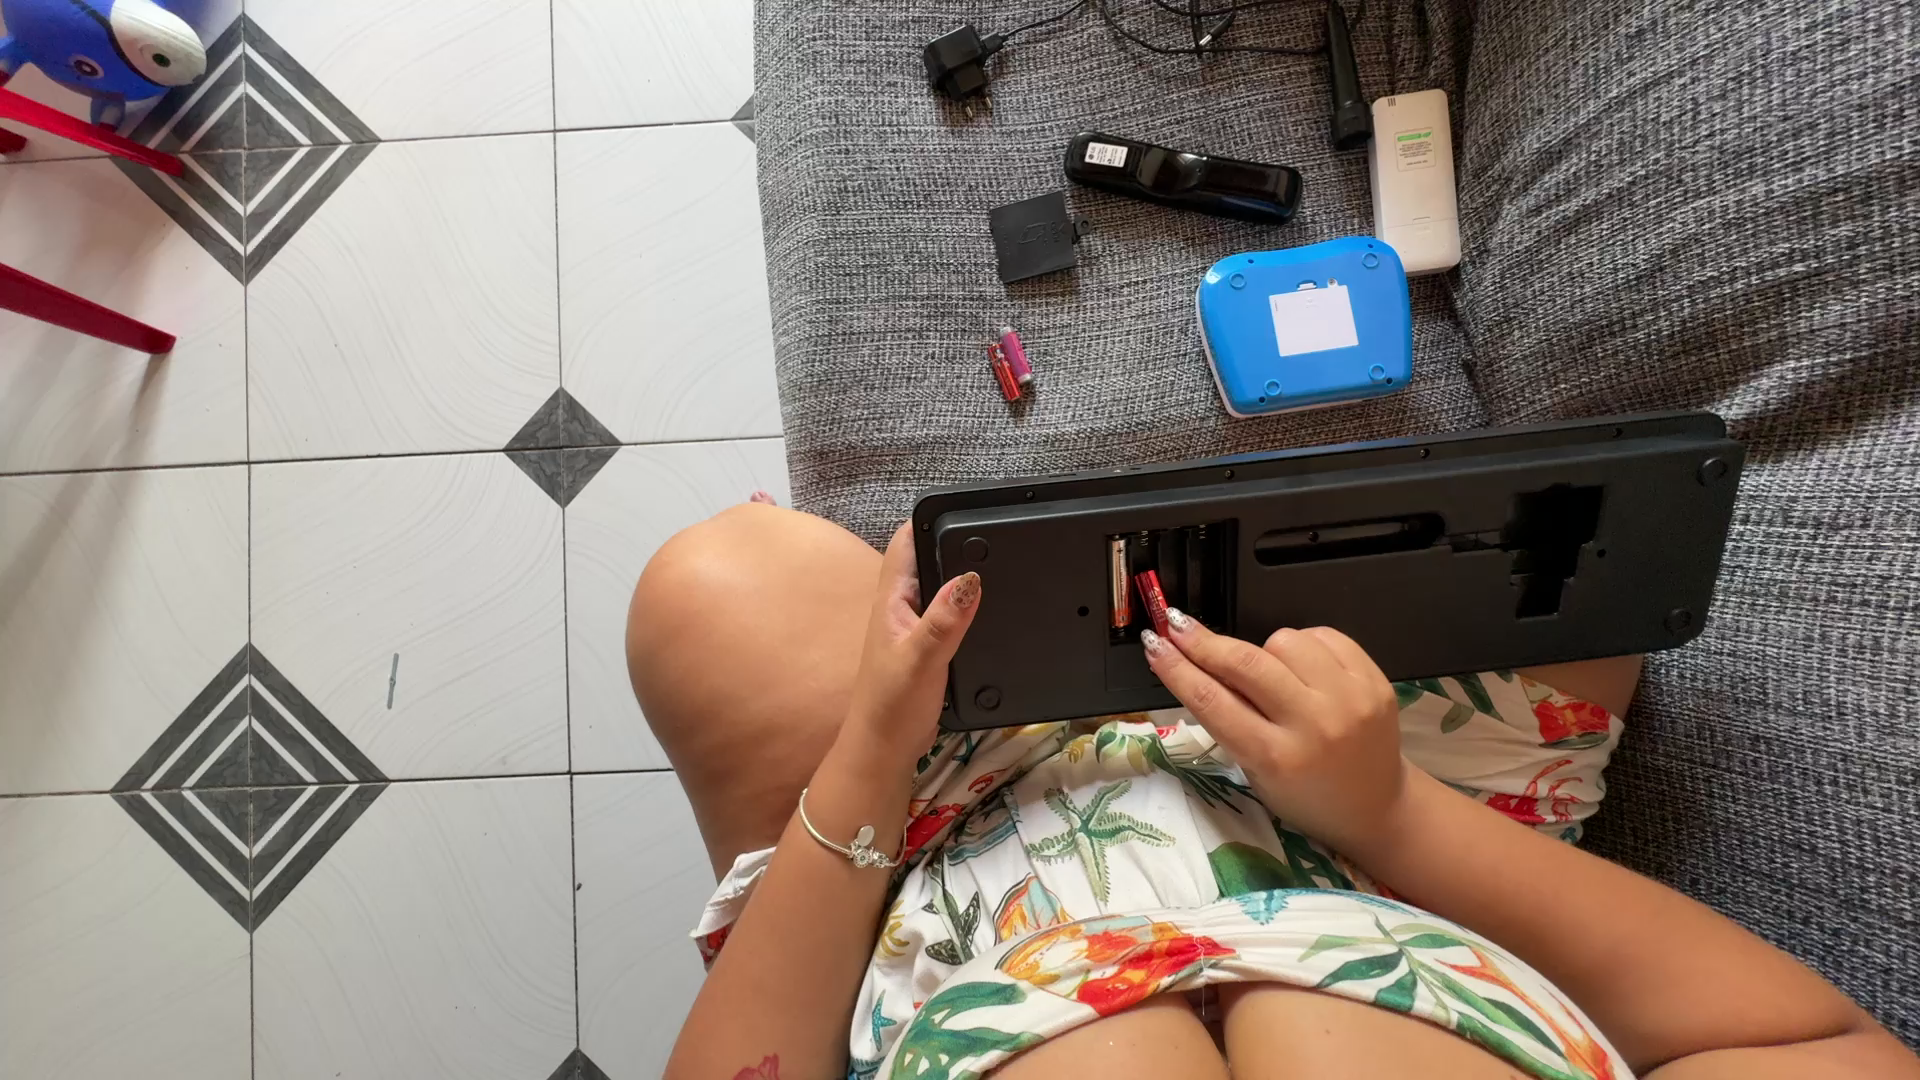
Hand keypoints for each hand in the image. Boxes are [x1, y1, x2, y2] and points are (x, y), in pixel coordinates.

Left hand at [842, 522, 981, 758]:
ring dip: (959, 571)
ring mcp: (913, 624)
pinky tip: (987, 605)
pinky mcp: (927, 644)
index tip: (963, 506)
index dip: (928, 519)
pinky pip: (946, 610)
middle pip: (925, 558)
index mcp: (892, 598)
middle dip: (952, 540)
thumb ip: (945, 618)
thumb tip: (972, 577)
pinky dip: (964, 602)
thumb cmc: (894, 703)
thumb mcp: (923, 658)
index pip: (906, 542)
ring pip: (937, 584)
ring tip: (997, 558)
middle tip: (991, 528)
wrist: (886, 748)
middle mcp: (901, 604)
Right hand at [1141, 611, 1407, 855]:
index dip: (1175, 668)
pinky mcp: (1374, 681)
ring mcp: (1349, 700)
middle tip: (1175, 623)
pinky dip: (1303, 644)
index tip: (1153, 644)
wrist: (1377, 808)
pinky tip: (1300, 666)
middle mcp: (1314, 726)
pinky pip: (1323, 635)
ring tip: (1268, 670)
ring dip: (1263, 649)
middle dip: (1201, 640)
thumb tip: (1192, 660)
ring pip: (1284, 639)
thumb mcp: (1253, 768)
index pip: (1212, 701)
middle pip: (1244, 664)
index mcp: (1275, 757)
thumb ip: (1227, 717)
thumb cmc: (1302, 794)